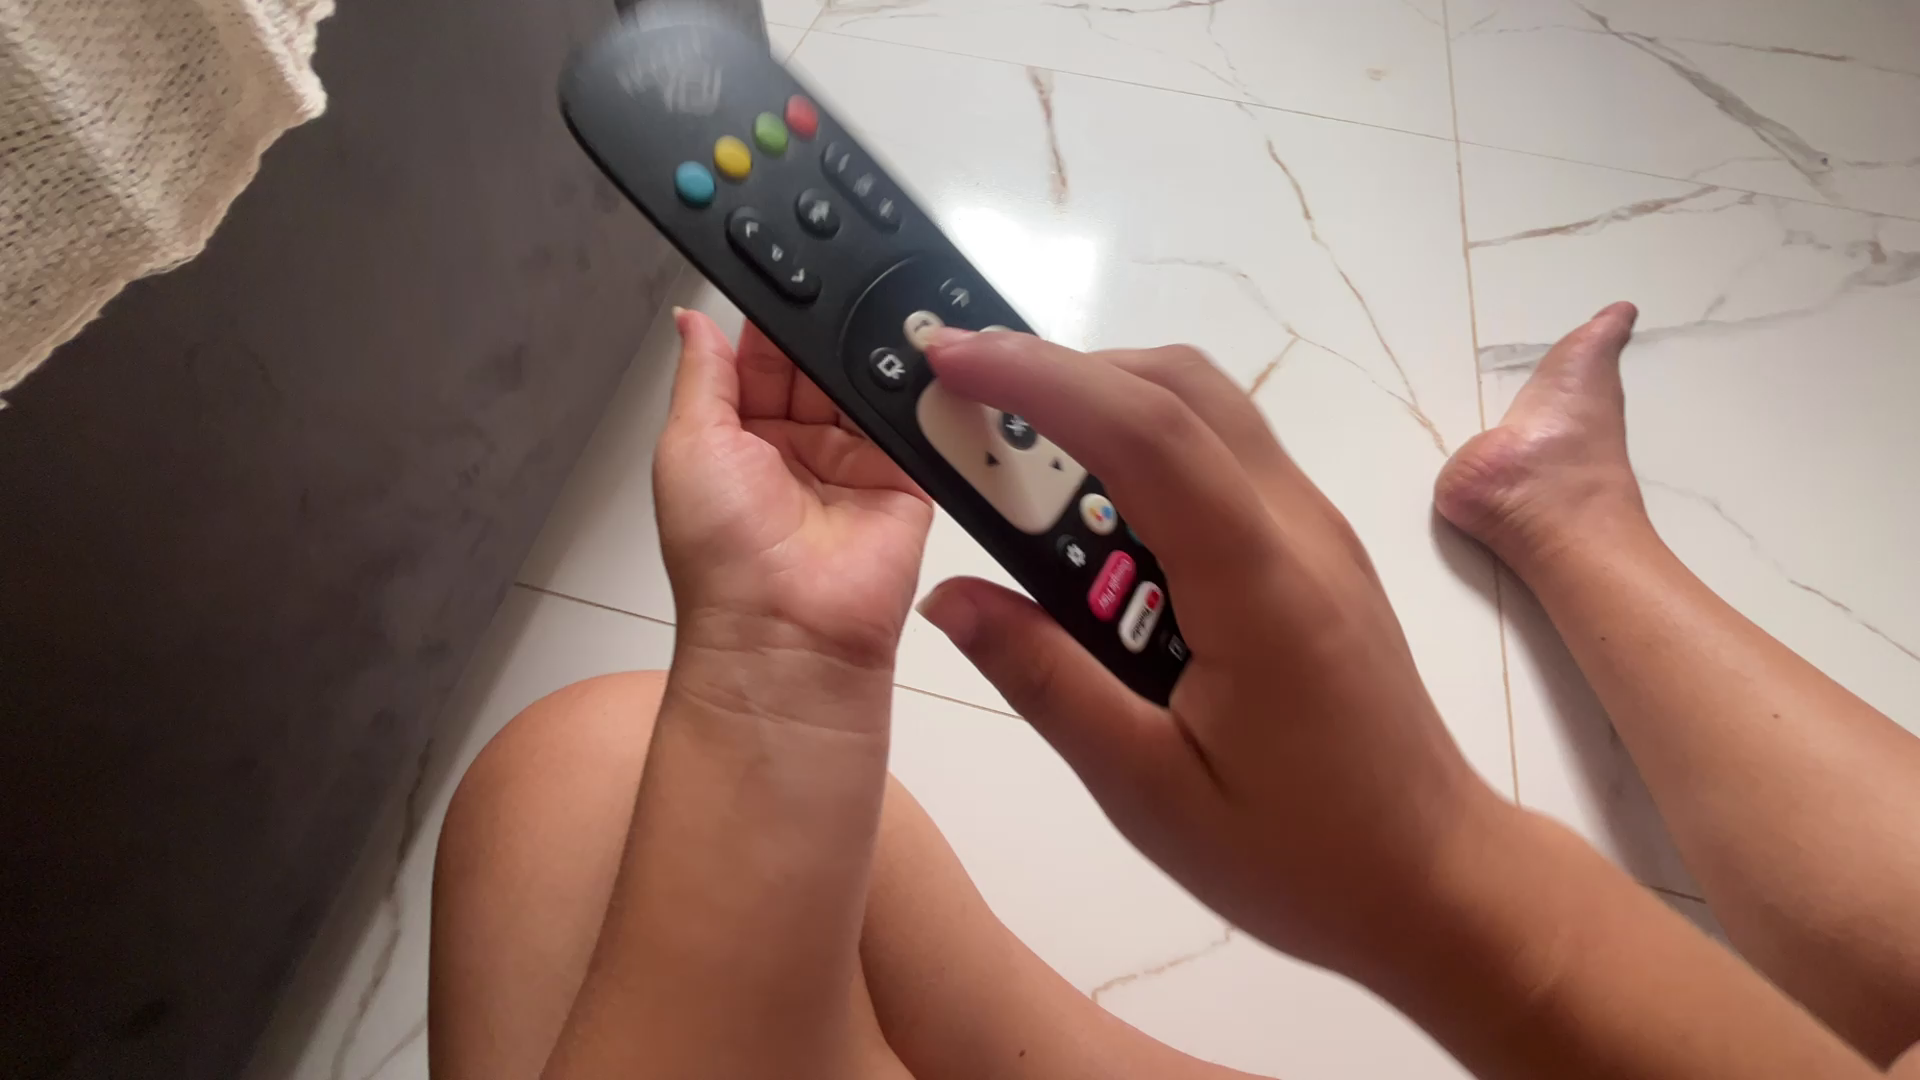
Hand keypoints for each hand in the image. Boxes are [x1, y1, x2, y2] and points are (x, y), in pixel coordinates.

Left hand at [655, 310, 932, 691]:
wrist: (790, 630)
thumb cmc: (723, 555)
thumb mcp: (688, 446)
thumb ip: (703, 377)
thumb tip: (694, 319)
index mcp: (743, 437)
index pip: (763, 359)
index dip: (774, 318)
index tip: (787, 272)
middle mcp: (801, 448)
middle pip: (820, 365)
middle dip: (828, 331)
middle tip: (838, 289)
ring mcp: (855, 462)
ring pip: (868, 386)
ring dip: (870, 358)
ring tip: (876, 319)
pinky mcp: (905, 480)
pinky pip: (915, 424)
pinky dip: (915, 393)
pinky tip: (915, 360)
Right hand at [914, 329, 1503, 977]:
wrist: (1435, 876)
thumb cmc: (1296, 851)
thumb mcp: (1145, 788)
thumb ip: (1045, 680)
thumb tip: (951, 597)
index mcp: (1258, 583)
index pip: (1144, 433)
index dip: (1040, 378)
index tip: (950, 359)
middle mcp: (1295, 524)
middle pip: (1178, 387)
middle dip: (1061, 369)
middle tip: (967, 395)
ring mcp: (1310, 525)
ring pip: (1201, 406)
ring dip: (1099, 399)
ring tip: (1012, 446)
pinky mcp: (1305, 543)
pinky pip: (1214, 452)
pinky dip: (1135, 438)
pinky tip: (1087, 504)